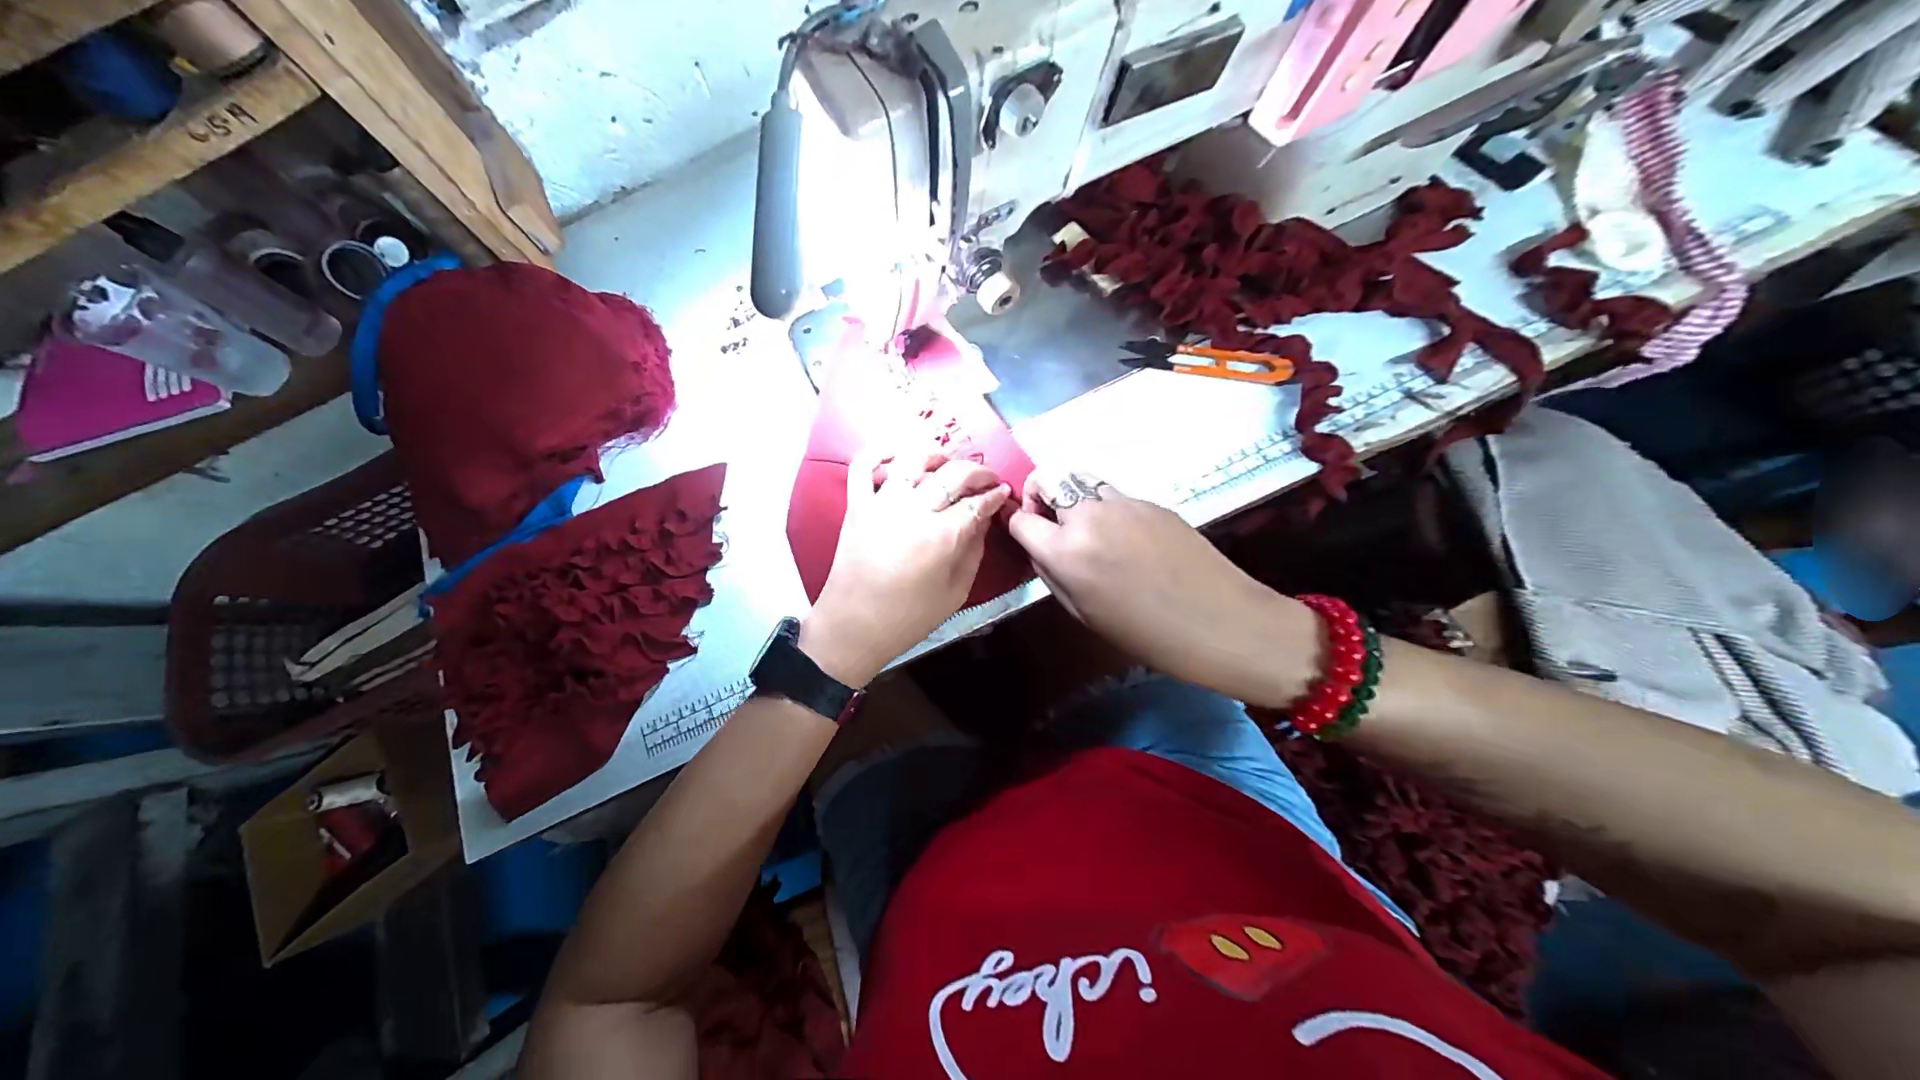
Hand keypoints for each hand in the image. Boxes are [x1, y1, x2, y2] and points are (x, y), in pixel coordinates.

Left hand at [800, 449, 1011, 686]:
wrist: (854, 626)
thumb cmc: (909, 617)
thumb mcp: (956, 592)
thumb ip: (974, 551)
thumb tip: (983, 520)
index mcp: (943, 535)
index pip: (977, 502)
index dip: (995, 494)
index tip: (1003, 492)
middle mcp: (914, 510)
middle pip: (953, 474)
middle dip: (978, 471)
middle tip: (987, 478)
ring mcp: (882, 503)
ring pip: (913, 459)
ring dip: (936, 454)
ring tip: (948, 462)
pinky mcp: (857, 505)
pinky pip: (863, 466)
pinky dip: (879, 453)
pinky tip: (897, 455)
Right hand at [1006, 470, 1321, 707]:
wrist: (1220, 621)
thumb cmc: (1146, 634)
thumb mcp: (1084, 613)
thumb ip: (1055, 575)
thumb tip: (1043, 551)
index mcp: (1066, 551)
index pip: (1021, 519)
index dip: (1019, 527)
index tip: (1028, 538)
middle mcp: (1089, 516)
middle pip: (1048, 479)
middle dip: (1040, 496)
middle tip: (1050, 522)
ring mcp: (1124, 503)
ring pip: (1082, 480)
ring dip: (1073, 498)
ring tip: (1088, 530)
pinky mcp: (1152, 503)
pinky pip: (1115, 497)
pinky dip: (1107, 510)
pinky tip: (1128, 541)